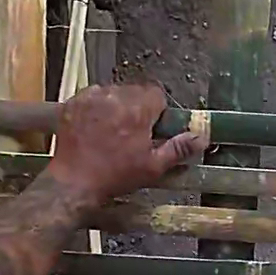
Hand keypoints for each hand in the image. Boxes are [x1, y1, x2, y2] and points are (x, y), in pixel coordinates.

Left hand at [42, 84, 205, 210]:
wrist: (74, 183)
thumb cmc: (115, 176)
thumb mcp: (153, 166)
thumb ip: (179, 148)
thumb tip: (201, 137)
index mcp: (136, 110)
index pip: (156, 93)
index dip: (157, 110)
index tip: (153, 126)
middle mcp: (113, 97)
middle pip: (135, 91)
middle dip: (138, 107)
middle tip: (133, 131)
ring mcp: (90, 98)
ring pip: (114, 92)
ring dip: (117, 105)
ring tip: (113, 130)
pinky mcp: (73, 103)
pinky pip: (93, 96)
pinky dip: (97, 106)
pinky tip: (96, 126)